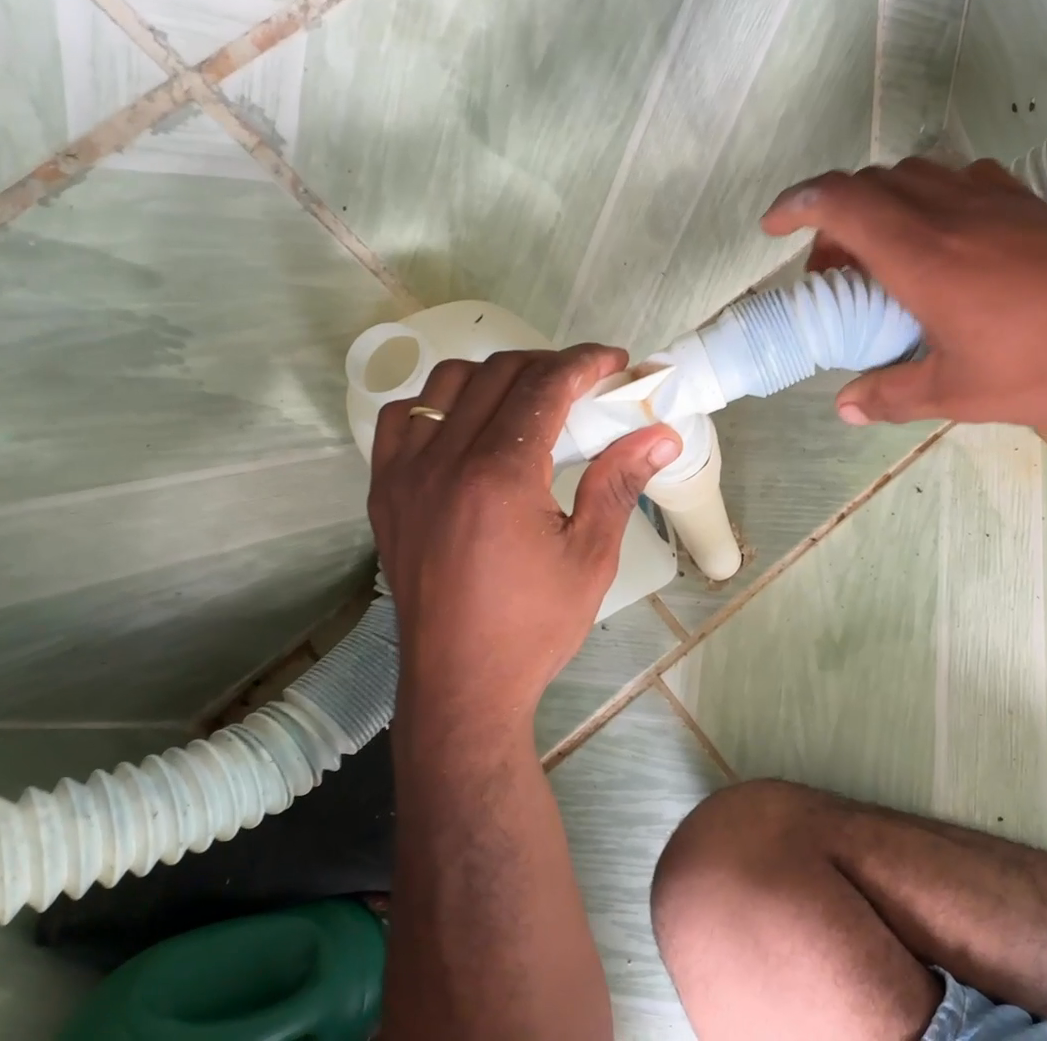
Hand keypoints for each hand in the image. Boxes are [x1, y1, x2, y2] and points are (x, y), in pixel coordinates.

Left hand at [367, 345, 679, 730]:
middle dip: (548, 364)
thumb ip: (619, 484)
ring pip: (445, 386)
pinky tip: (468, 426)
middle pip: (497, 375)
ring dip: (494, 376)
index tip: (616, 362)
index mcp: (500, 477)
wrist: (462, 684)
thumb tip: (660, 434)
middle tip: (585, 383)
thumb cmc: (534, 628)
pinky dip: (439, 405)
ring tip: (530, 398)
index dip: (584, 363)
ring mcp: (405, 475)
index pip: (544, 388)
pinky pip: (402, 420)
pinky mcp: (386, 494)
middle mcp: (444, 462)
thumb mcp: (590, 557)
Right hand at [763, 157, 1046, 428]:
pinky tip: (950, 252)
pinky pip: (961, 184)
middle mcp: (952, 209)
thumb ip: (893, 394)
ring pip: (917, 178)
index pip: (840, 199)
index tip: (771, 226)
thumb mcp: (960, 393)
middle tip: (835, 276)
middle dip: (837, 221)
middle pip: (872, 185)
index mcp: (921, 252)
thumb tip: (845, 406)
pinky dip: (932, 205)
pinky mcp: (1033, 203)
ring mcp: (997, 198)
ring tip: (888, 266)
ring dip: (885, 210)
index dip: (795, 203)